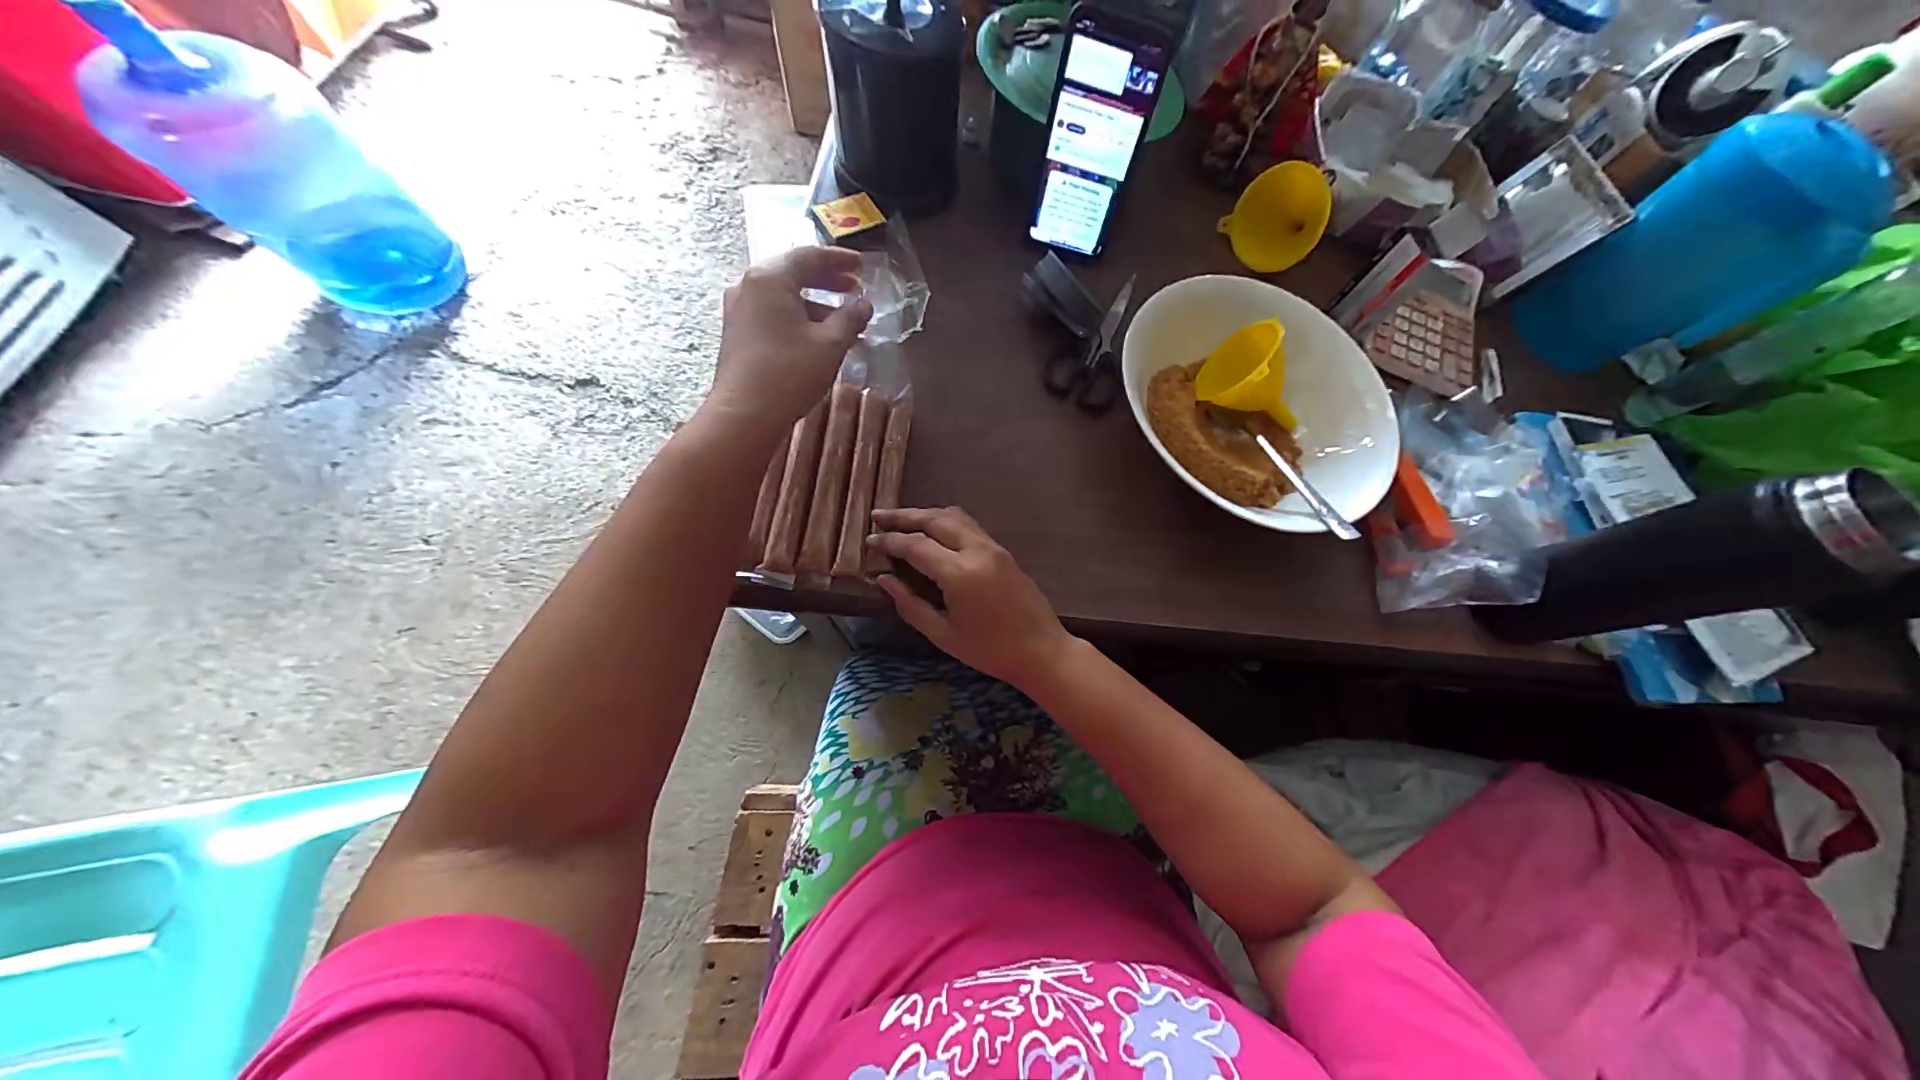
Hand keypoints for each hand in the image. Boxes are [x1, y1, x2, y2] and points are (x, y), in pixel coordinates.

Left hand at [709, 247, 872, 429]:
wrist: (744, 414)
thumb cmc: (789, 373)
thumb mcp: (830, 344)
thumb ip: (850, 318)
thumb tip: (864, 304)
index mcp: (770, 279)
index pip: (809, 256)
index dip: (839, 260)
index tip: (862, 266)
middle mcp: (749, 287)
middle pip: (793, 274)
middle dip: (827, 281)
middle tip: (854, 289)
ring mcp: (739, 311)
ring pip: (783, 297)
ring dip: (815, 304)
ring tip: (844, 321)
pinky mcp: (738, 334)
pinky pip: (773, 315)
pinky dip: (798, 319)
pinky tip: (819, 338)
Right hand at [869, 507, 1077, 688]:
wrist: (1042, 651)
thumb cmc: (989, 651)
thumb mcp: (943, 635)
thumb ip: (910, 604)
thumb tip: (884, 579)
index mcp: (960, 573)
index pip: (915, 545)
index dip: (889, 542)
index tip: (869, 541)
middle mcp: (977, 551)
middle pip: (934, 520)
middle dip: (904, 517)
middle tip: (878, 517)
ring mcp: (993, 547)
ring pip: (954, 517)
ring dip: (925, 514)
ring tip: (901, 519)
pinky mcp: (1003, 551)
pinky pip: (969, 525)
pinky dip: (945, 520)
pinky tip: (933, 530)